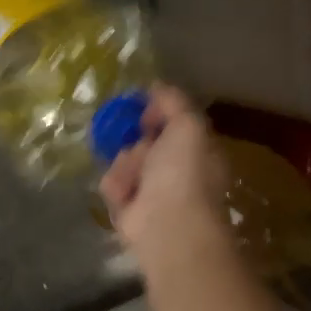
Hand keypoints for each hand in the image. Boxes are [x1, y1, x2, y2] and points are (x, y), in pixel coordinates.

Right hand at [98, 85, 230, 264]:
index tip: (141, 110)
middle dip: (135, 142)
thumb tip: (155, 87)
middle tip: (137, 147)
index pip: (172, 122)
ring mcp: (153, 190)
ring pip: (124, 161)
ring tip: (130, 179)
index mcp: (197, 150)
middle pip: (143, 141)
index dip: (155, 113)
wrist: (167, 224)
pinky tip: (125, 196)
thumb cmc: (183, 173)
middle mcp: (177, 169)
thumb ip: (172, 102)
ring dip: (123, 166)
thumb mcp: (186, 126)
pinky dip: (116, 187)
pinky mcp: (130, 207)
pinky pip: (113, 184)